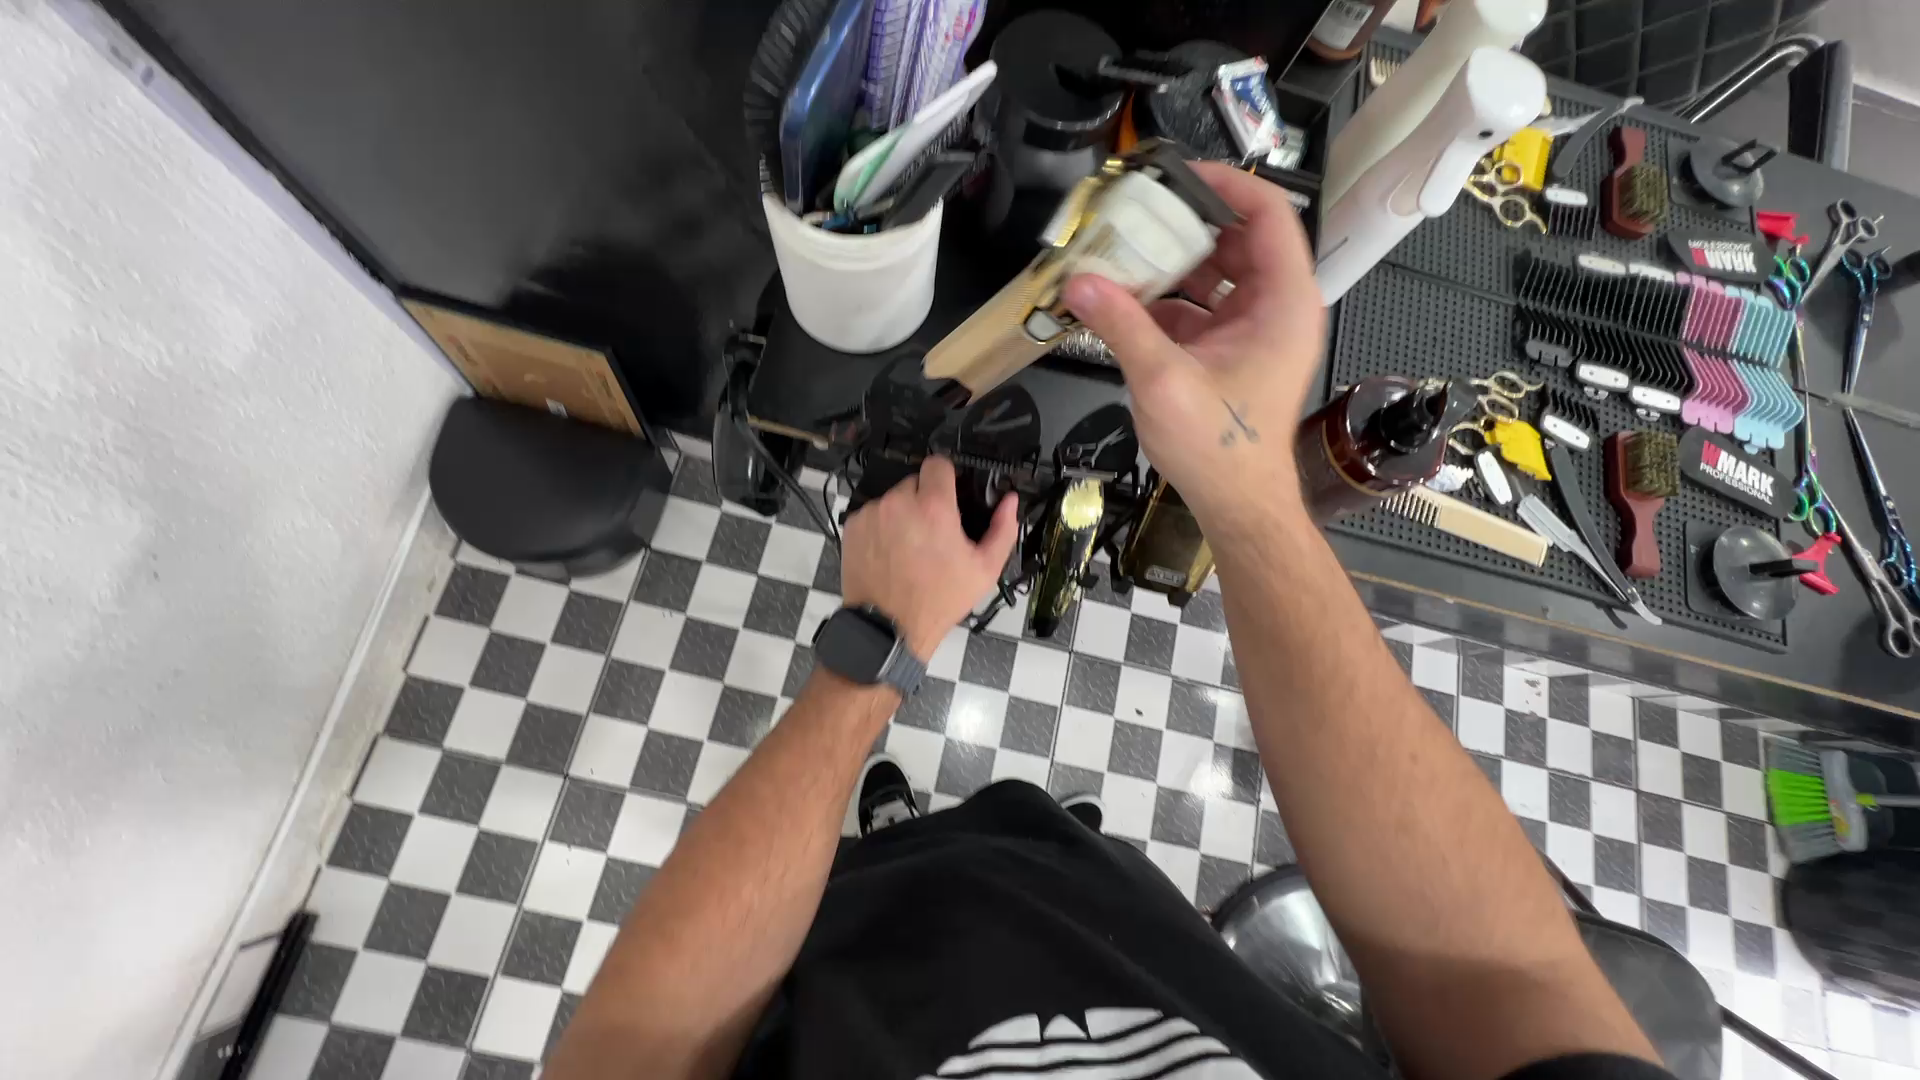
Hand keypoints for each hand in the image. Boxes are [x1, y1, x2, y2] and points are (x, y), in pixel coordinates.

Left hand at [839, 456, 1019, 660]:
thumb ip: (1002, 529)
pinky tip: (891, 552)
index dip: (947, 477)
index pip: (938, 463)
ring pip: (892, 499)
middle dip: (925, 500)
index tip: (950, 493)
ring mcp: (872, 514)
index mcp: (933, 507)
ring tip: (910, 545)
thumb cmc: (938, 600)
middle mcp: (898, 503)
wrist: (890, 627)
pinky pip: (872, 515)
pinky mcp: (853, 527)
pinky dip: (881, 527)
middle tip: (933, 530)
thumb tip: (1009, 502)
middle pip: (915, 482)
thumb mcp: (984, 570)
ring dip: (902, 513)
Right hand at [1061, 162, 1324, 529]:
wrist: (1235, 502)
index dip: (1224, 185)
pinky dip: (1166, 303)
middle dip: (1184, 227)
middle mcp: (1275, 308)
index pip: (1266, 214)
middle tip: (1136, 216)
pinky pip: (1198, 310)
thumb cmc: (1219, 449)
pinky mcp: (1229, 353)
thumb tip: (1079, 284)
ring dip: (1170, 266)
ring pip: (1214, 275)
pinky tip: (1126, 303)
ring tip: (1124, 254)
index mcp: (1283, 303)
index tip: (1175, 177)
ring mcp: (1252, 332)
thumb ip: (1121, 326)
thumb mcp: (1164, 381)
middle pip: (1235, 240)